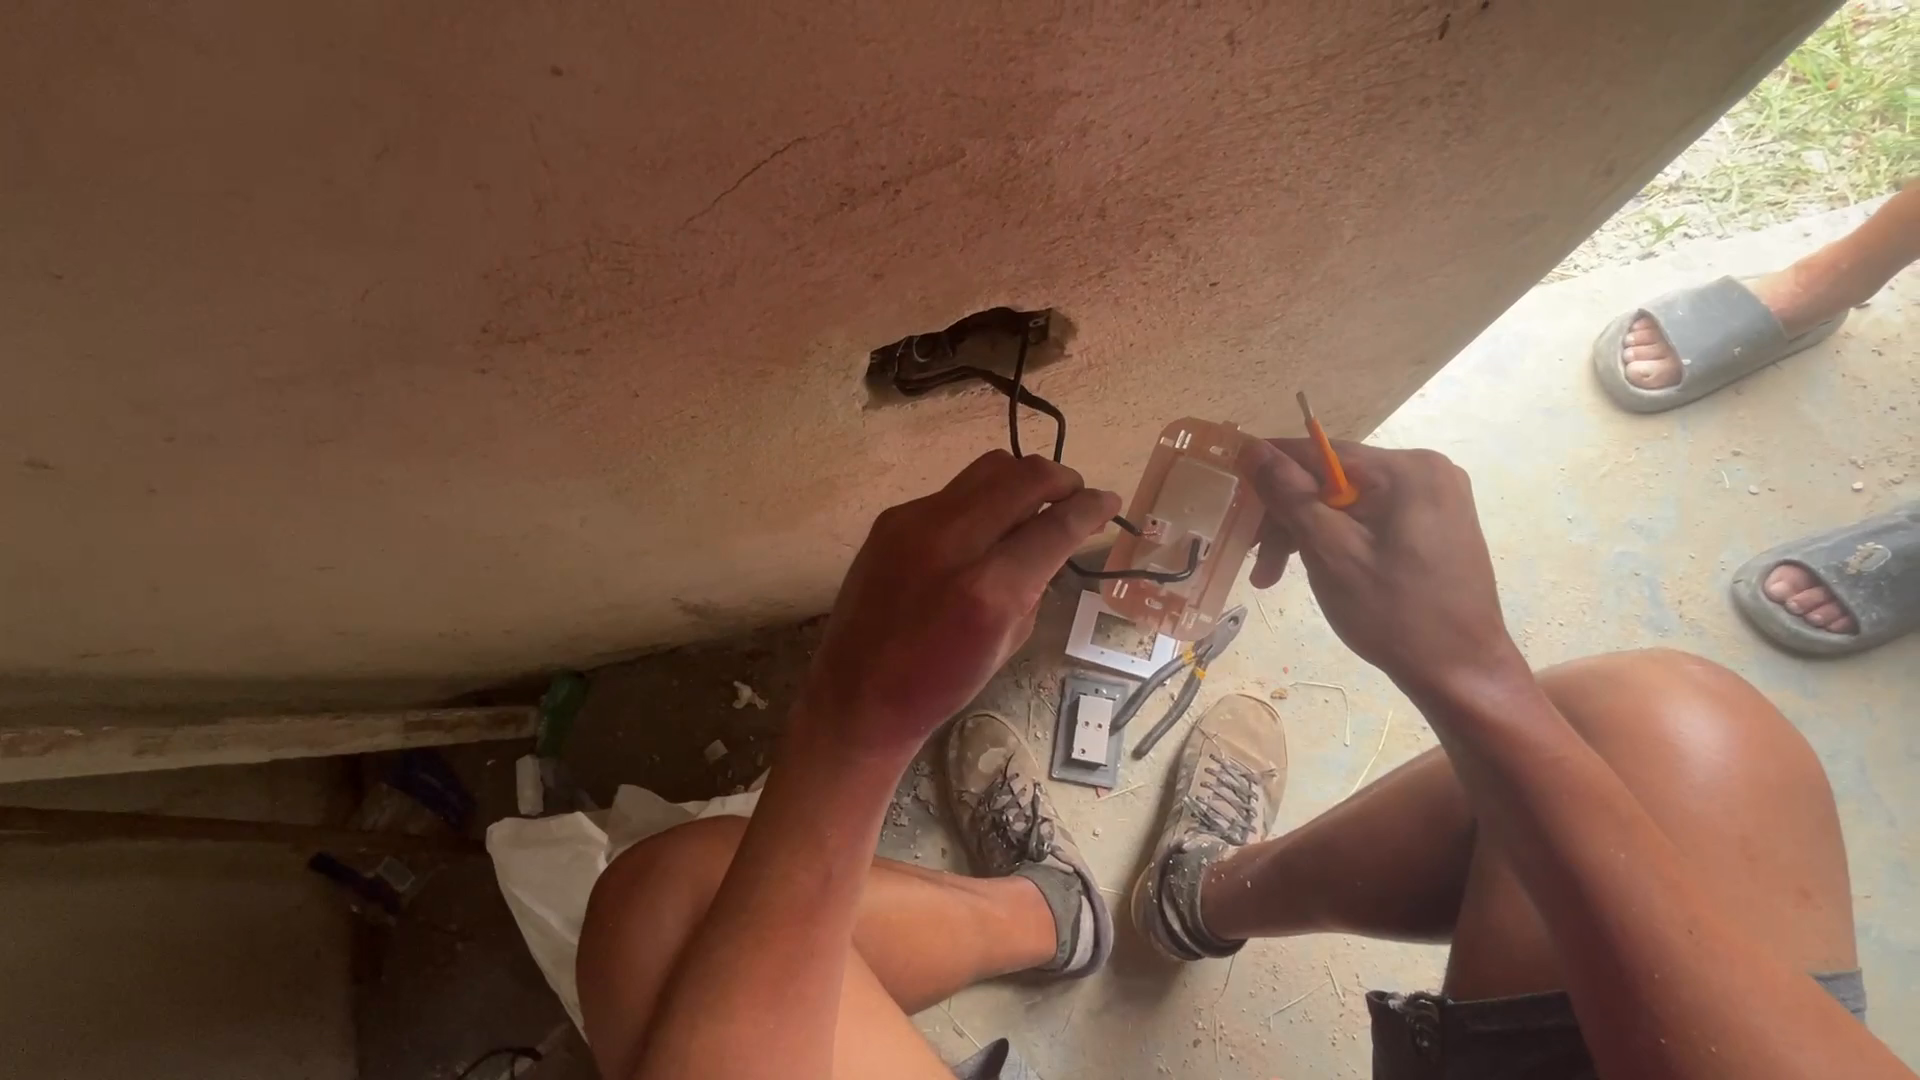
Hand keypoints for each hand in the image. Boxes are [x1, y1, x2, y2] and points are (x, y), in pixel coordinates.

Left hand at [800, 451, 1119, 758]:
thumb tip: (1051, 541)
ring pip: (987, 469)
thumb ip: (1035, 585)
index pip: (1056, 526)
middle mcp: (951, 541)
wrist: (857, 694)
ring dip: (1022, 479)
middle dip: (1061, 479)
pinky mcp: (891, 518)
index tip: (1108, 502)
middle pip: (1024, 477)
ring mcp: (914, 522)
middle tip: (1075, 494)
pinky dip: (982, 500)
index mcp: (989, 589)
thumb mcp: (1008, 644)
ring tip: (1034, 503)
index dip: (1092, 508)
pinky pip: (954, 491)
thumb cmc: (940, 685)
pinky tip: (982, 528)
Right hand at [1239, 439, 1526, 697]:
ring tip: (1274, 577)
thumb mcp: (1329, 551)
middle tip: (1258, 565)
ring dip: (1305, 533)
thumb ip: (1289, 494)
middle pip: (1330, 479)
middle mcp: (1424, 469)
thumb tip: (1252, 448)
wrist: (1460, 670)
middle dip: (1286, 518)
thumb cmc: (1392, 612)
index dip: (1267, 475)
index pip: (1316, 452)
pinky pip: (1368, 516)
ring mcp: (1434, 496)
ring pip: (1345, 500)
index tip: (1235, 508)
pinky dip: (1336, 538)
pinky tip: (1318, 568)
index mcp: (1404, 469)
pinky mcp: (1434, 522)